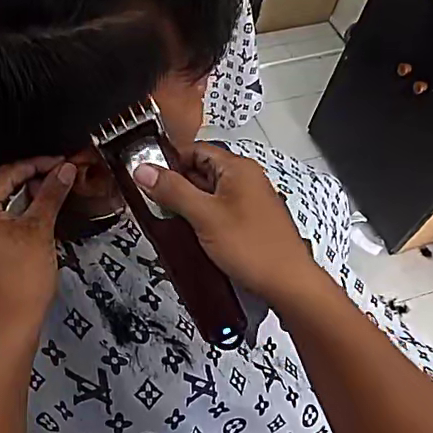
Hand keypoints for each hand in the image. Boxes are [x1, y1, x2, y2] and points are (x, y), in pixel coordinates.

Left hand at [0, 157, 76, 334]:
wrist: (16, 317)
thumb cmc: (21, 281)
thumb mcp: (40, 229)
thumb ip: (51, 194)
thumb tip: (63, 171)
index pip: (6, 174)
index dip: (37, 165)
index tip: (60, 163)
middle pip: (2, 186)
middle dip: (32, 178)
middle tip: (59, 174)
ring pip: (2, 202)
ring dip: (28, 195)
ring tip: (54, 191)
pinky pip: (1, 219)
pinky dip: (21, 212)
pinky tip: (40, 212)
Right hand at [131, 146, 329, 304]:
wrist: (288, 283)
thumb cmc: (257, 249)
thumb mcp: (205, 216)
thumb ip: (173, 191)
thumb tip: (145, 171)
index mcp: (238, 168)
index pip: (194, 149)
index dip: (169, 161)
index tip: (148, 176)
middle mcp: (247, 181)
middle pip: (200, 172)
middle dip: (176, 188)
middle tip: (156, 204)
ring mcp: (250, 203)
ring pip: (209, 195)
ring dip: (189, 207)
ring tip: (174, 224)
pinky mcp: (250, 223)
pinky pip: (220, 214)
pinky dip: (203, 222)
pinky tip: (194, 237)